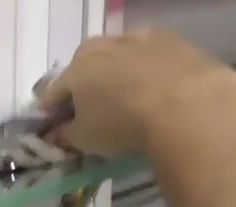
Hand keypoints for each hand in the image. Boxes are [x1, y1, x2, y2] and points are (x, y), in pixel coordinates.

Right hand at [37, 29, 235, 158]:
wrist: (186, 104)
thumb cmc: (121, 123)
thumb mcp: (82, 140)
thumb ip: (65, 134)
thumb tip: (58, 131)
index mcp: (76, 69)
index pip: (51, 92)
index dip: (48, 112)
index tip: (52, 128)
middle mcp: (104, 45)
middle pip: (84, 62)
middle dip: (81, 82)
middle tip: (86, 106)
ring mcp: (141, 37)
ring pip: (116, 53)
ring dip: (113, 71)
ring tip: (120, 95)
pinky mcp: (173, 39)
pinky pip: (146, 55)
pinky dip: (142, 69)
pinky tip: (149, 88)